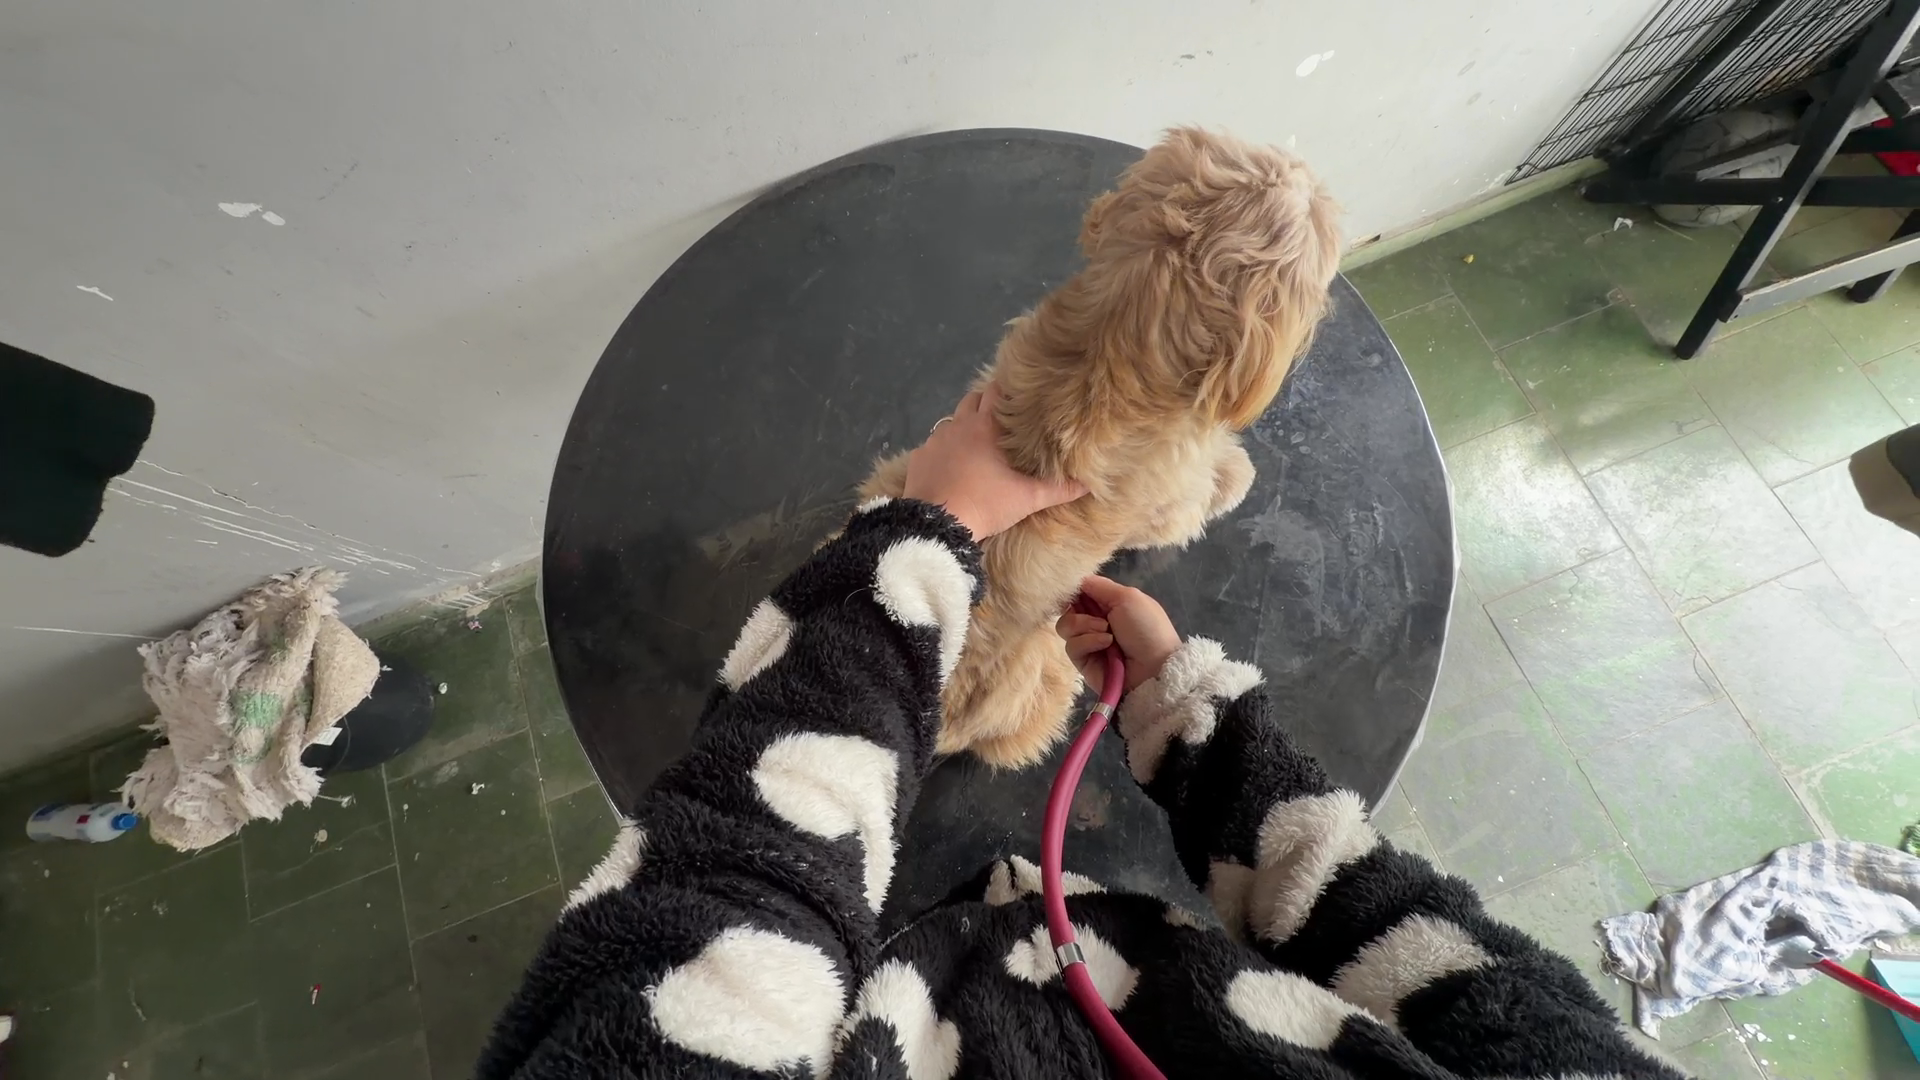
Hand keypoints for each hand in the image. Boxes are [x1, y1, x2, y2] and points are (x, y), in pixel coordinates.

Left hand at [902, 383, 1086, 539]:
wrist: (937, 525)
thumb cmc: (985, 504)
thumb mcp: (1027, 499)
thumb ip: (1058, 489)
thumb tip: (1089, 484)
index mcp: (985, 426)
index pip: (997, 392)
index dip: (1008, 392)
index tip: (1020, 398)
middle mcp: (958, 425)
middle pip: (972, 399)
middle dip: (985, 405)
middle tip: (1001, 421)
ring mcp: (935, 440)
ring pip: (951, 421)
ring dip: (963, 427)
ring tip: (976, 445)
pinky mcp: (919, 458)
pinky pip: (933, 446)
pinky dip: (943, 451)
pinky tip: (950, 468)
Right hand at [1055, 574, 1182, 693]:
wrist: (1154, 669)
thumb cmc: (1146, 627)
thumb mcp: (1127, 597)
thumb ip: (1098, 585)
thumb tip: (1076, 581)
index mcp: (1109, 603)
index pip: (1081, 591)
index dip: (1074, 590)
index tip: (1071, 591)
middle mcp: (1096, 620)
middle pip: (1068, 608)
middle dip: (1080, 610)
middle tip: (1099, 617)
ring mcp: (1088, 641)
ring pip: (1065, 626)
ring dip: (1085, 626)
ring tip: (1107, 634)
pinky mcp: (1083, 661)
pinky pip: (1072, 646)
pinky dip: (1089, 642)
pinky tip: (1106, 646)